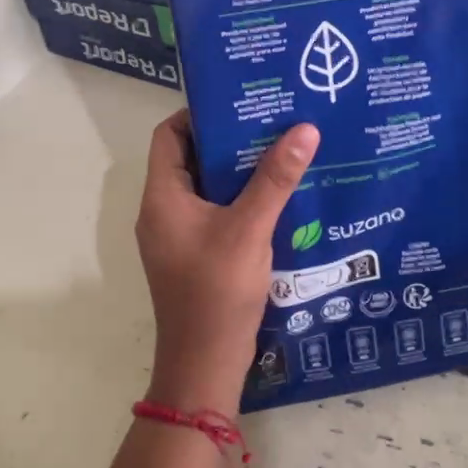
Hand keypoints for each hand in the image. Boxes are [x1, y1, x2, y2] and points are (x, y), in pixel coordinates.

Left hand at [134, 109, 319, 417]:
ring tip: (281, 146)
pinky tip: (279, 191)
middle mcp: (164, 210)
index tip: (241, 101)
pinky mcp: (197, 253)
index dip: (199, 113)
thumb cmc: (218, 291)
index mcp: (162, 197)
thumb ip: (276, 178)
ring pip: (208, 185)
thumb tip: (304, 128)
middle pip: (191, 157)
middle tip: (271, 118)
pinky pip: (217, 209)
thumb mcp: (249, 228)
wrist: (205, 366)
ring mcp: (180, 234)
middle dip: (230, 137)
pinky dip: (242, 195)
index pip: (169, 135)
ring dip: (240, 167)